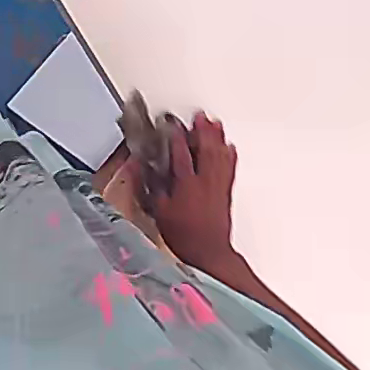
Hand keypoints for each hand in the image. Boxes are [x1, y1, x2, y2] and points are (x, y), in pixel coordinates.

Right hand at [141, 112, 238, 270]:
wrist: (209, 253)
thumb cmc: (184, 235)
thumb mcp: (159, 211)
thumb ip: (151, 187)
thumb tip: (140, 167)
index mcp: (186, 184)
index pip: (181, 153)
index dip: (177, 137)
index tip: (172, 124)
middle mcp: (204, 181)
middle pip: (205, 149)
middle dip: (202, 130)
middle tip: (199, 116)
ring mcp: (218, 185)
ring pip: (219, 155)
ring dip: (217, 137)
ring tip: (214, 124)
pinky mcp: (226, 192)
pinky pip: (230, 168)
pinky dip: (230, 155)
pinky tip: (229, 146)